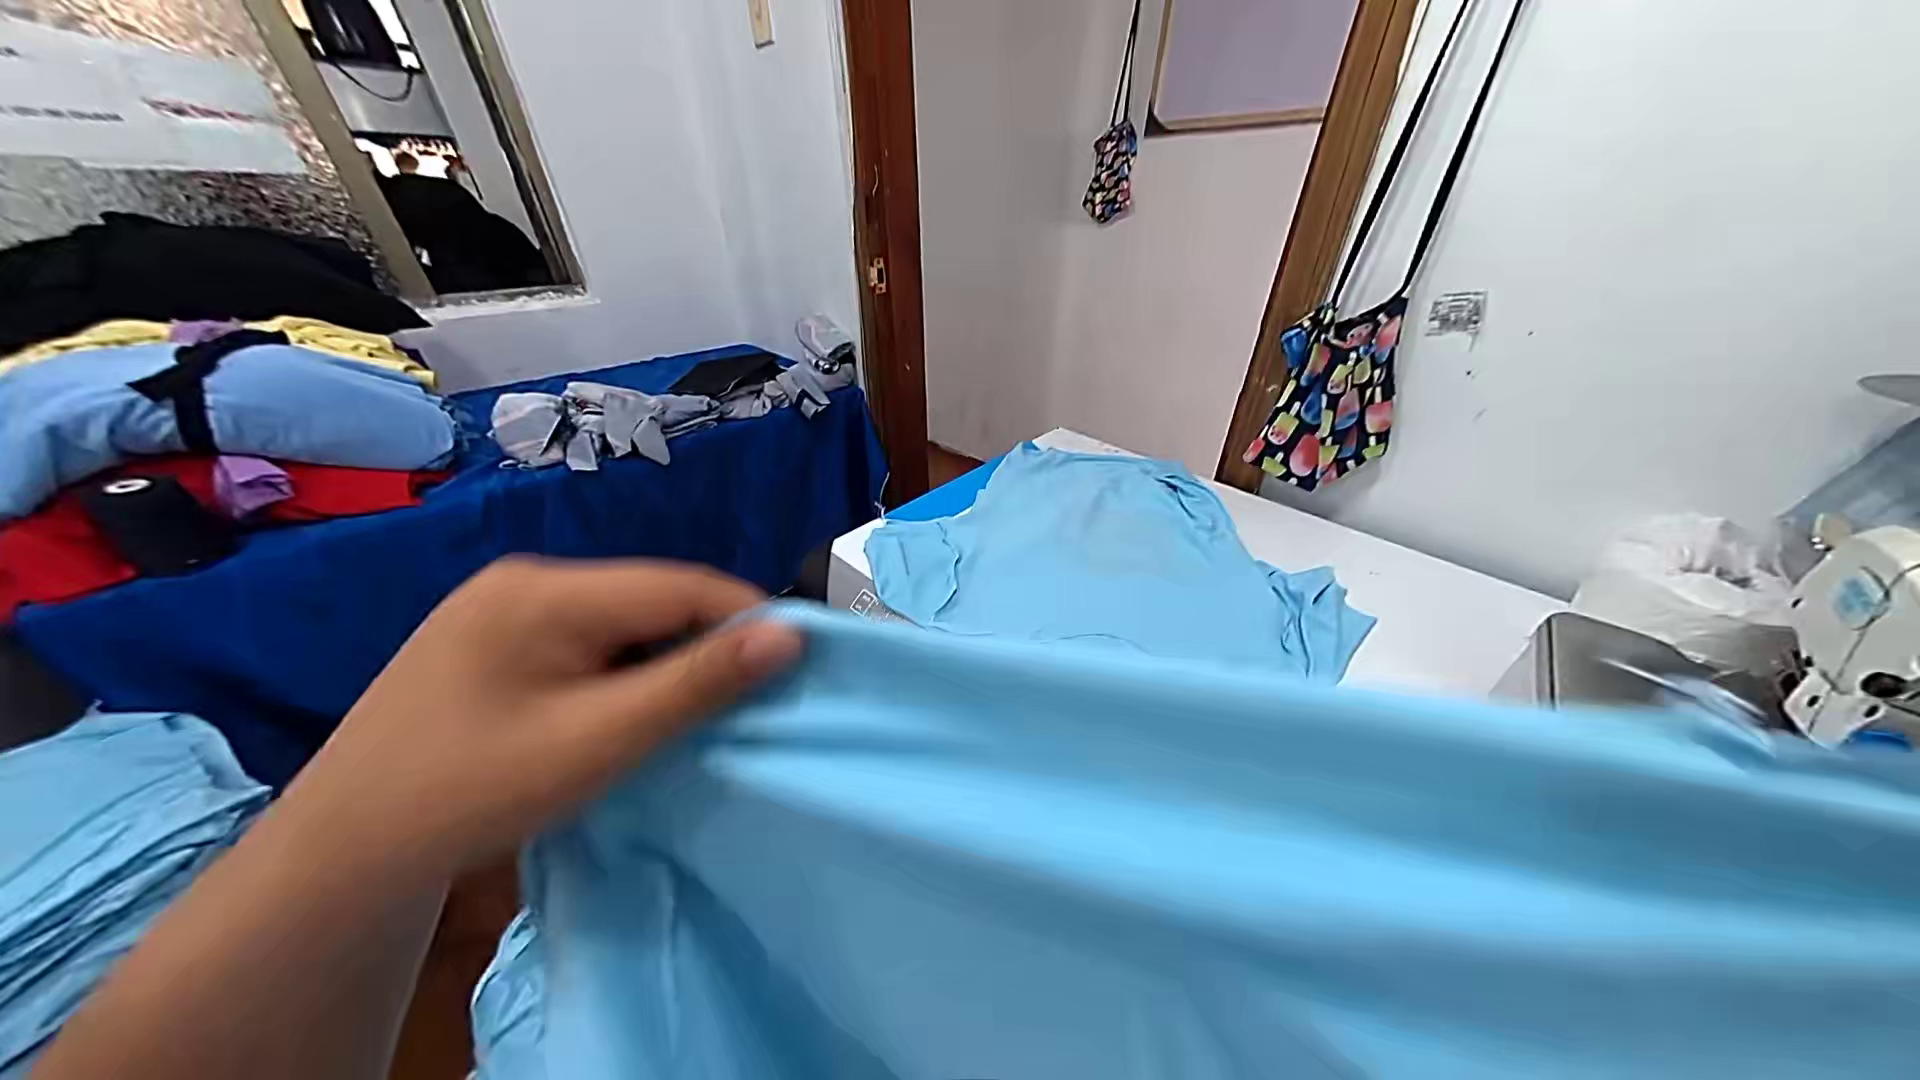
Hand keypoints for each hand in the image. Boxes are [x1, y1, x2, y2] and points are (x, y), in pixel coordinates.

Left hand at [280, 558, 803, 878]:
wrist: (340, 855)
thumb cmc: (474, 793)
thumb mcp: (601, 740)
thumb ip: (699, 683)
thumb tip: (790, 634)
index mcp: (545, 590)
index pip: (680, 585)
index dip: (747, 617)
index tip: (794, 660)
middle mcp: (528, 579)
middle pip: (654, 597)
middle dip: (707, 641)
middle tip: (745, 695)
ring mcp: (509, 602)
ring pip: (628, 617)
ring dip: (671, 655)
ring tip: (694, 704)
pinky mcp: (501, 632)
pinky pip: (595, 634)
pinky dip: (632, 664)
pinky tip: (634, 702)